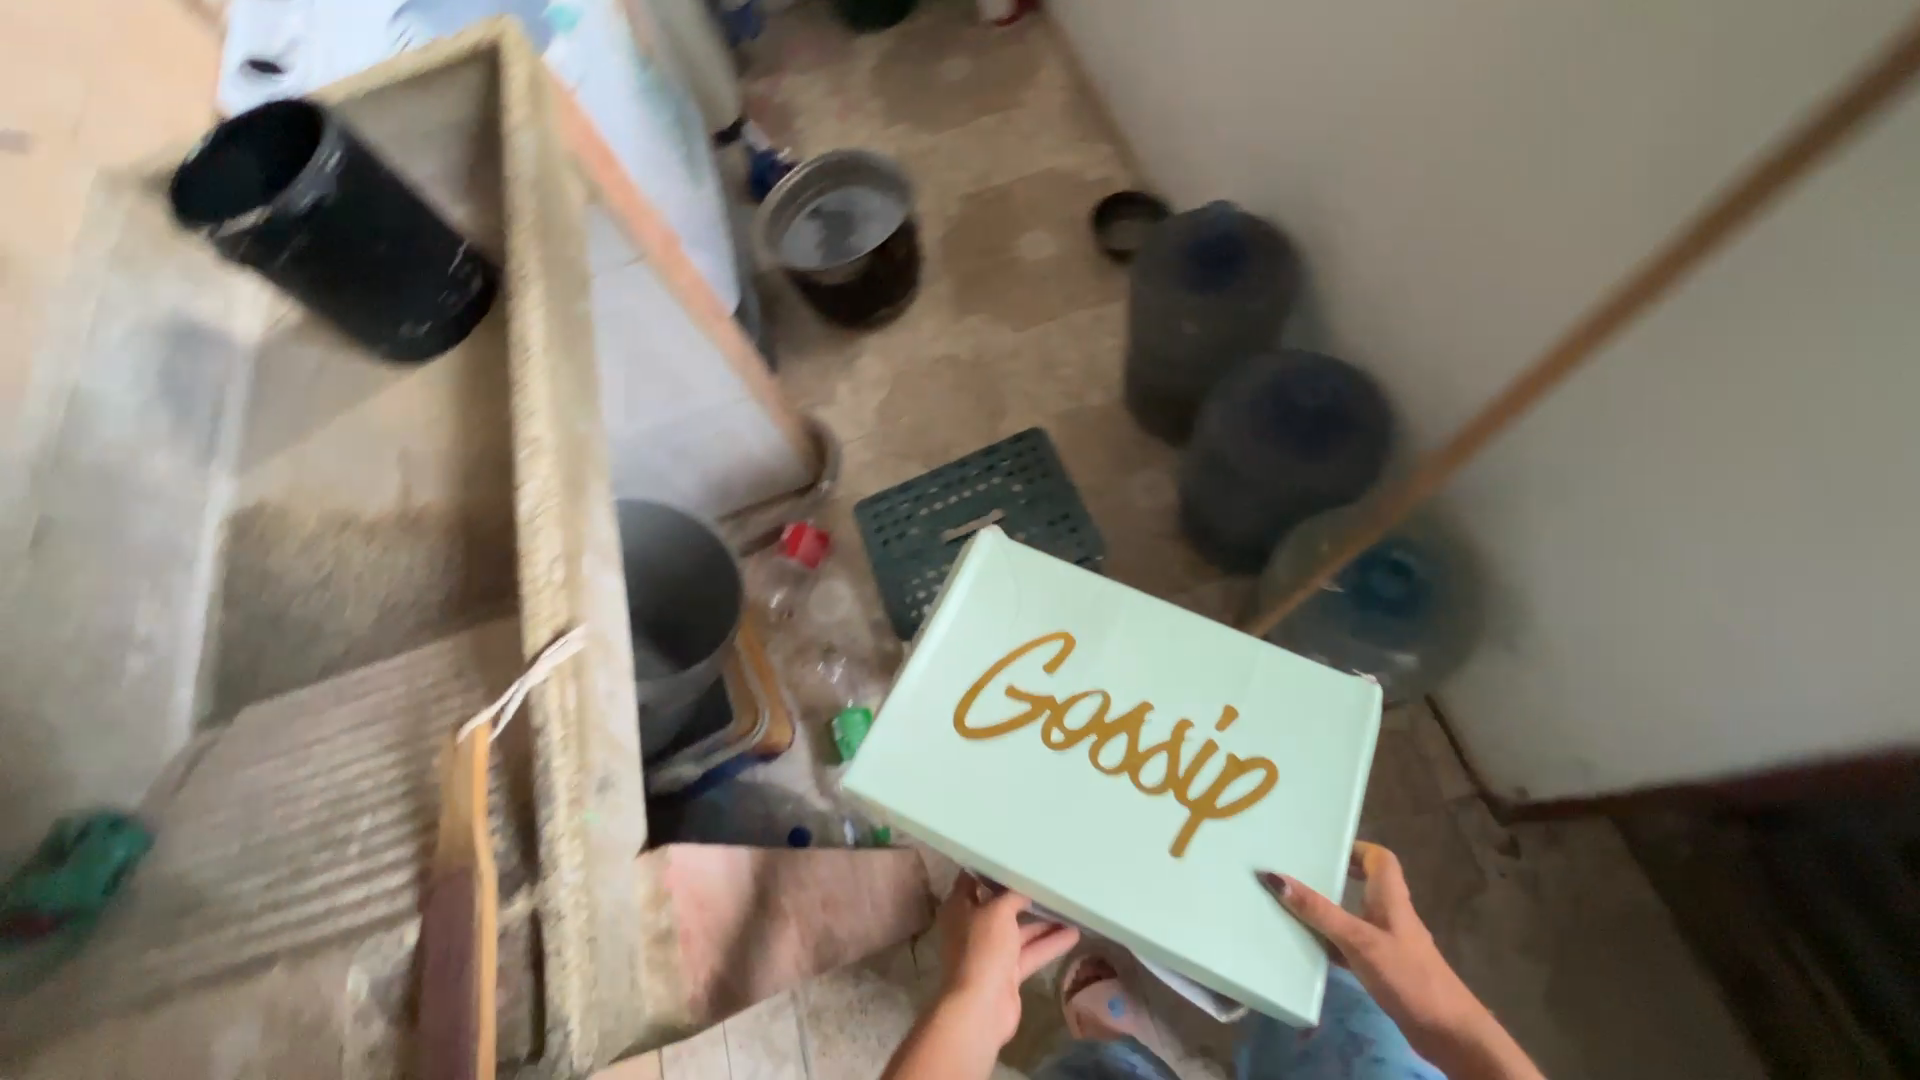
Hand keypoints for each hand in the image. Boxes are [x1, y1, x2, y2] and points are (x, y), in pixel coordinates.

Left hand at [934, 874, 1080, 1047]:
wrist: (981, 1007)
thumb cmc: (983, 948)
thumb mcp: (998, 911)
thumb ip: (1013, 895)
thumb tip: (1024, 888)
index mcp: (958, 908)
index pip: (971, 880)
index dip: (990, 869)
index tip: (1012, 857)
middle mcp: (972, 927)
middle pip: (999, 906)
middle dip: (1022, 896)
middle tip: (1046, 880)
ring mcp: (990, 952)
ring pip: (1018, 931)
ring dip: (1042, 921)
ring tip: (1067, 905)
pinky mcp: (1007, 973)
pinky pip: (1029, 953)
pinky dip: (1048, 944)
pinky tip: (1073, 933)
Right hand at [1261, 842, 1541, 1079]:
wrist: (1450, 1034)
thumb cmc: (1408, 976)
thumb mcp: (1358, 940)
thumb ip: (1318, 911)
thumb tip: (1274, 877)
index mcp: (1391, 899)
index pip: (1379, 858)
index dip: (1355, 848)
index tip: (1322, 848)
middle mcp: (1391, 915)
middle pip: (1364, 884)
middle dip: (1333, 877)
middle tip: (1299, 874)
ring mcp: (1390, 944)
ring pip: (1355, 916)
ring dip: (1329, 911)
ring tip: (1294, 906)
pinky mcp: (1386, 969)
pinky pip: (1353, 945)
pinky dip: (1333, 943)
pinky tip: (1311, 949)